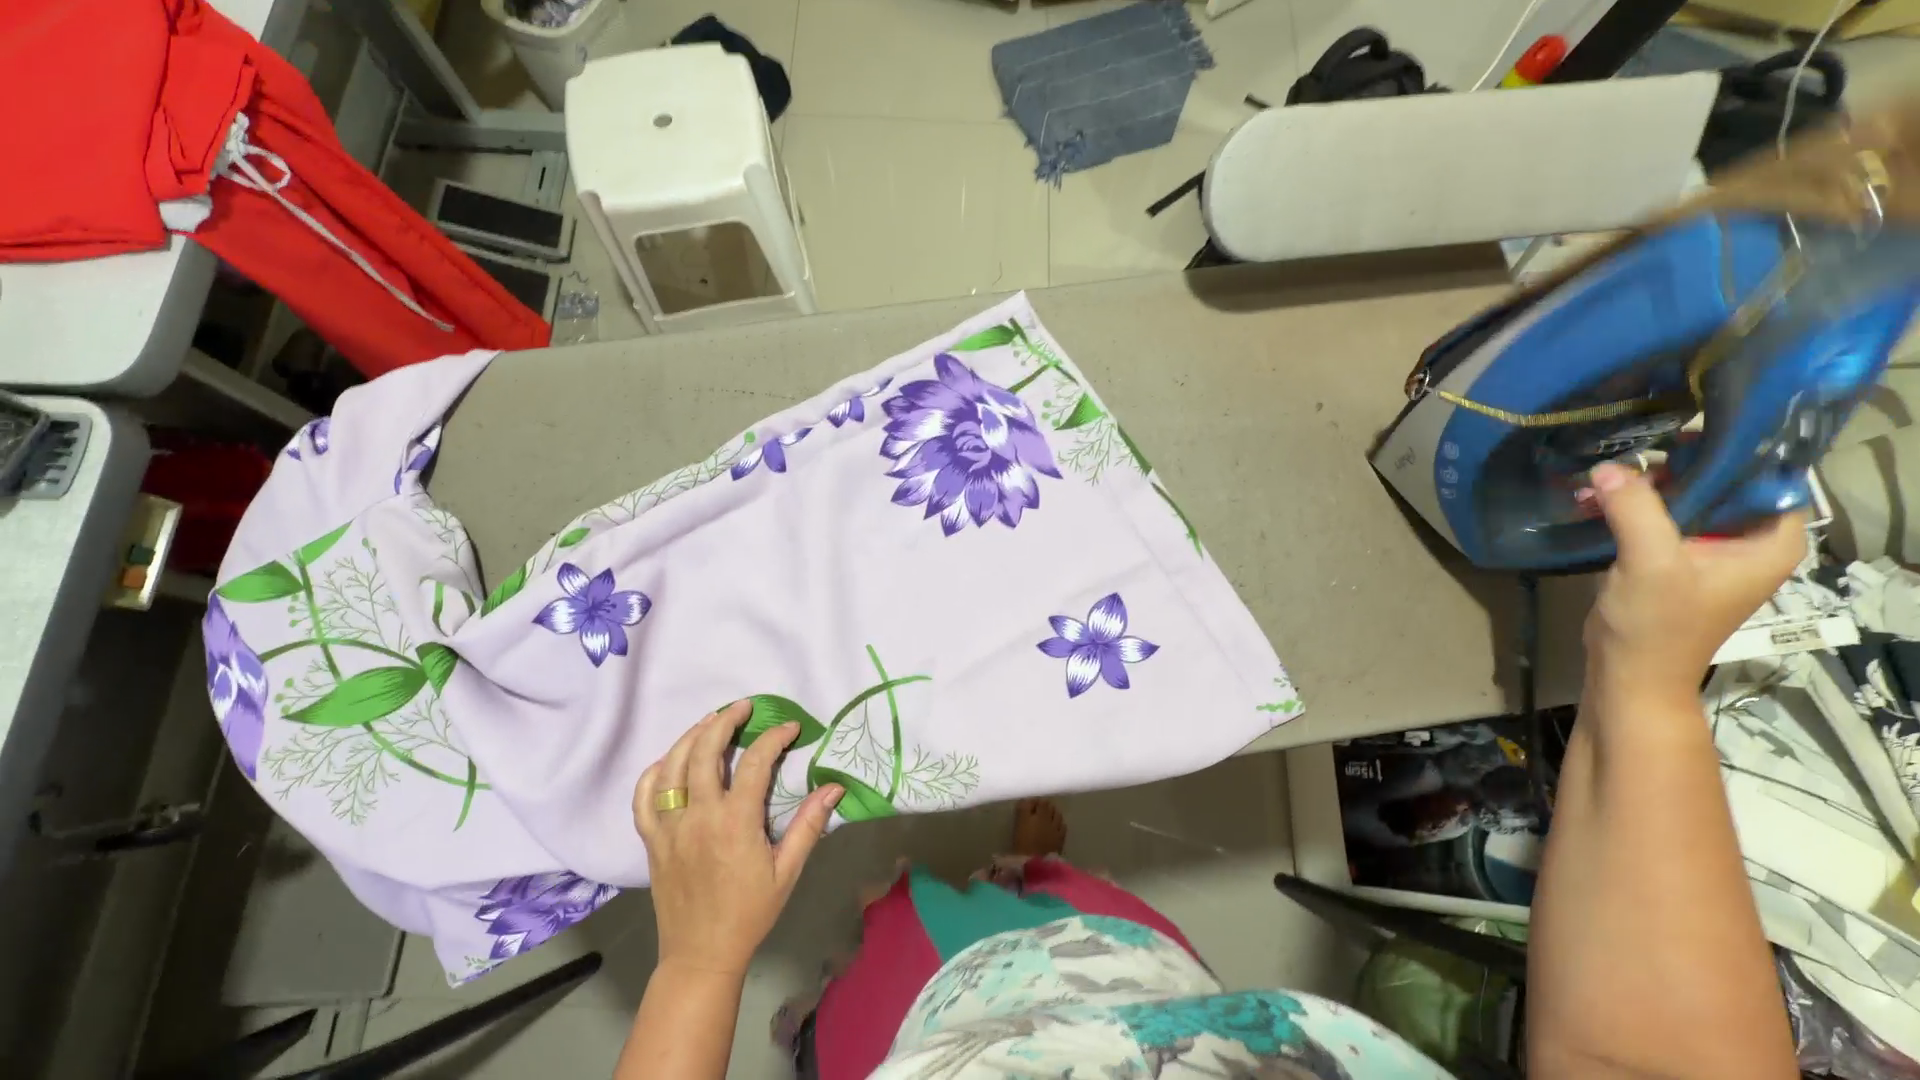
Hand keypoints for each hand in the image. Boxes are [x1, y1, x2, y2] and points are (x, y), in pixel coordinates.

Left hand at [633, 701, 843, 975]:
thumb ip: (808, 825)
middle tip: (743, 707)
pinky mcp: (652, 840)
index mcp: (735, 823)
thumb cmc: (750, 913)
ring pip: (672, 766)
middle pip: (705, 752)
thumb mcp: (787, 871)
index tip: (790, 728)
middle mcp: (698, 817)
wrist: (701, 954)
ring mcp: (669, 827)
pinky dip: (655, 772)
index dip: (773, 738)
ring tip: (710, 722)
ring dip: (691, 737)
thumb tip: (835, 787)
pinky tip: (670, 760)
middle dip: (725, 721)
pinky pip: (644, 797)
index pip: (754, 763)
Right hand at [1584, 463, 1806, 699]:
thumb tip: (1606, 467)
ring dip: (1643, 486)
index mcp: (1770, 540)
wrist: (1628, 674)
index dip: (1726, 451)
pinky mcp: (1672, 557)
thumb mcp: (1650, 562)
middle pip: (1719, 482)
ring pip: (1683, 497)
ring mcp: (1708, 549)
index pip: (1763, 475)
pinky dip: (1630, 505)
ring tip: (1603, 474)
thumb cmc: (1657, 625)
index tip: (1678, 432)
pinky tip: (1597, 495)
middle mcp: (1747, 540)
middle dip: (1673, 466)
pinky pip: (1658, 516)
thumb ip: (1634, 509)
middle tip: (1631, 451)